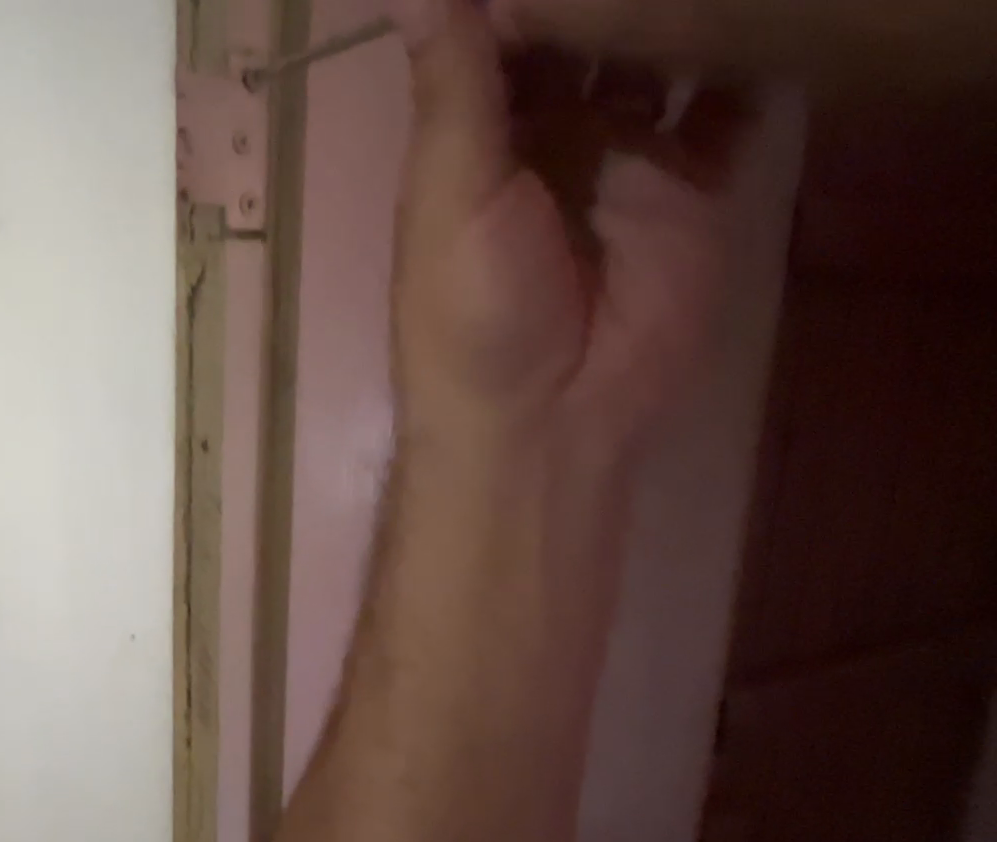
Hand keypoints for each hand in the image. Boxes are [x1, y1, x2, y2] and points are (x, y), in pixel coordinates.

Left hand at [390, 0, 752, 467]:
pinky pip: (727, 108)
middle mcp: (546, 139)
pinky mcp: (691, 189)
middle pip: (585, 33)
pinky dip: (751, 60)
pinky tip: (776, 11)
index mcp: (472, 141)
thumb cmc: (470, 310)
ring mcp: (623, 160)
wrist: (543, 416)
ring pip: (661, 55)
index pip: (501, 34)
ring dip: (685, 4)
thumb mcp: (449, 195)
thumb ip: (452, 90)